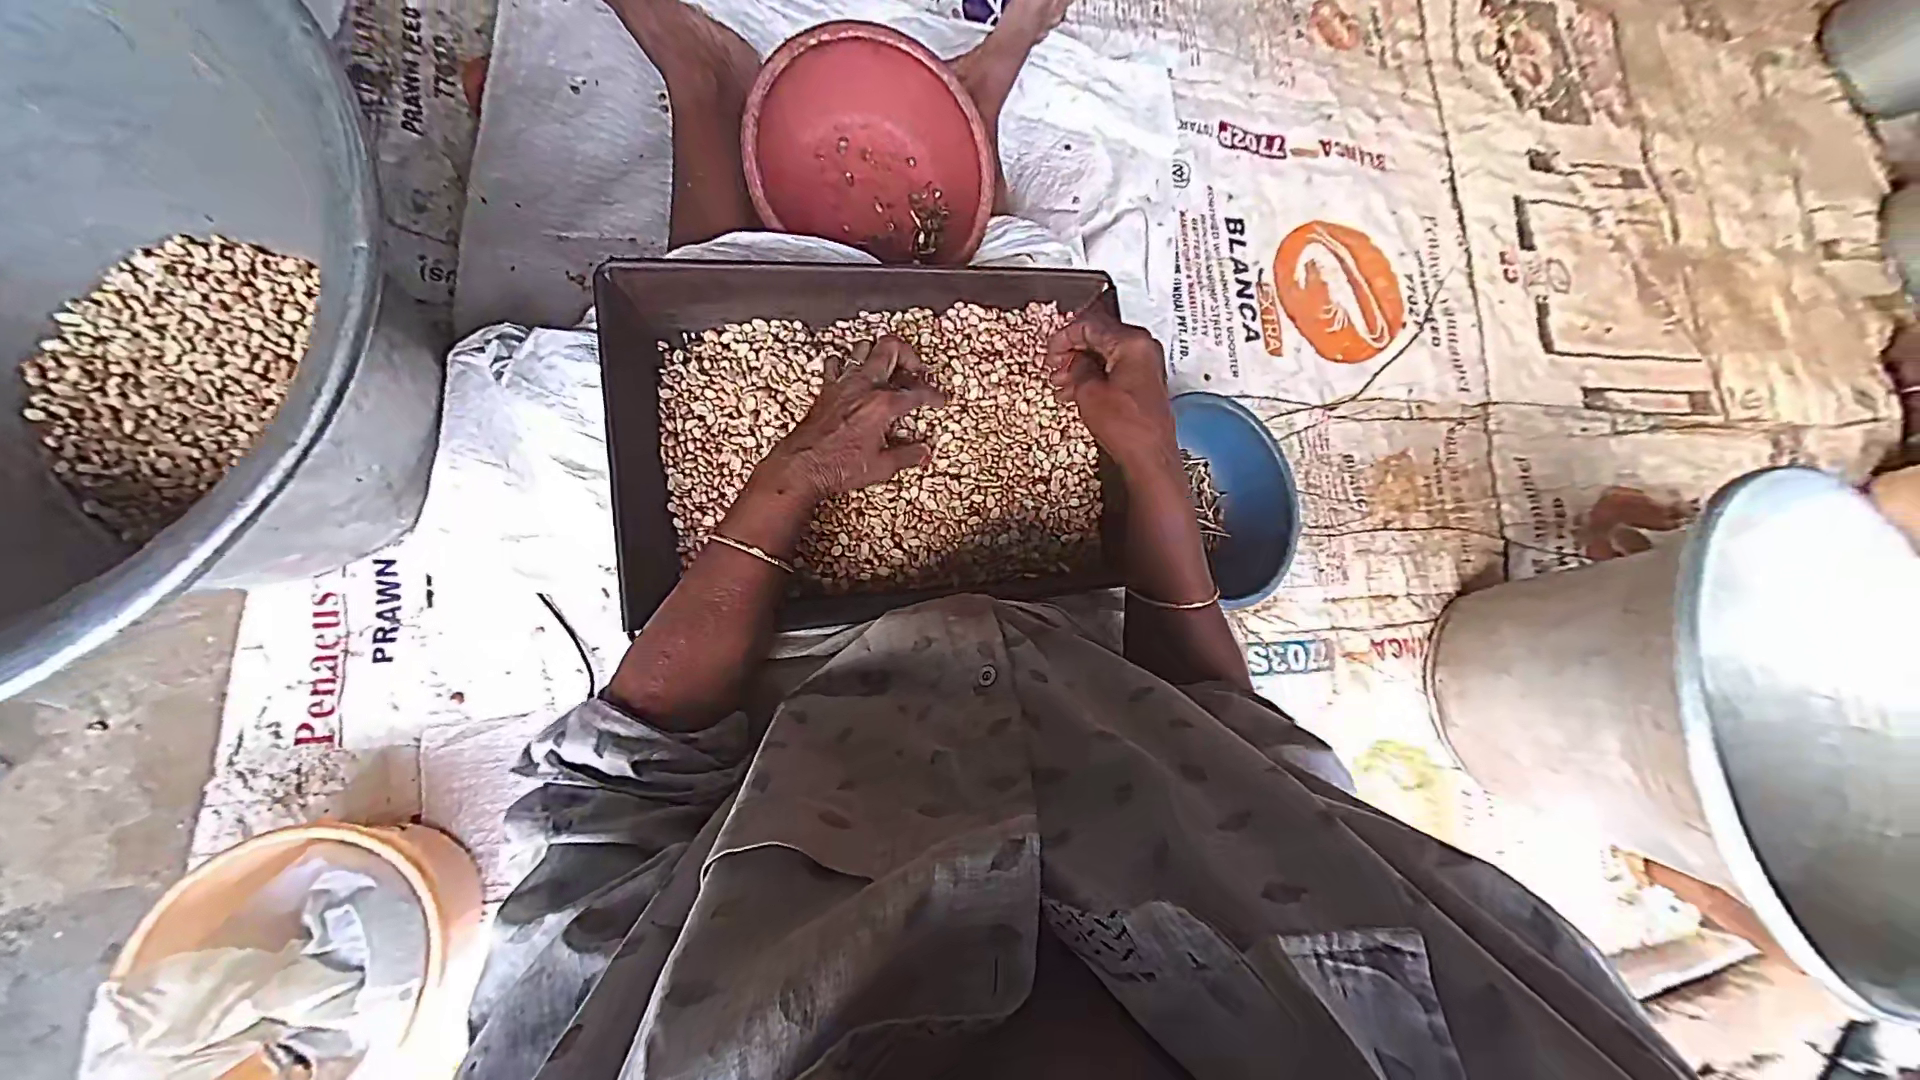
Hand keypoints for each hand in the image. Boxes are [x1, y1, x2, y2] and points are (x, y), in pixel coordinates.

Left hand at [763, 336, 947, 498]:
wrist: (800, 467)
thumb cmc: (839, 467)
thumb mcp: (882, 467)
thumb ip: (908, 455)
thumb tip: (924, 451)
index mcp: (883, 404)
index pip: (917, 392)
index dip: (934, 396)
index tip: (940, 401)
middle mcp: (863, 386)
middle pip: (891, 348)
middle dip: (909, 356)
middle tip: (917, 371)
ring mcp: (842, 384)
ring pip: (863, 348)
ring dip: (879, 355)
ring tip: (889, 371)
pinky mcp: (826, 390)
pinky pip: (837, 363)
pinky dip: (847, 364)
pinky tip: (853, 377)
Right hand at [1044, 311, 1178, 478]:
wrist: (1149, 456)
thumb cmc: (1126, 427)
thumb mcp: (1089, 392)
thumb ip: (1078, 367)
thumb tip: (1074, 359)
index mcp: (1131, 343)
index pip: (1090, 325)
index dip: (1064, 337)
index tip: (1050, 351)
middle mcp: (1143, 348)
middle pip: (1099, 338)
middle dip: (1072, 353)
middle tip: (1054, 368)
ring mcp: (1146, 365)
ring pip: (1105, 356)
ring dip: (1080, 368)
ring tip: (1061, 385)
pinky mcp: (1144, 383)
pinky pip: (1114, 370)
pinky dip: (1094, 377)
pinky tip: (1077, 392)